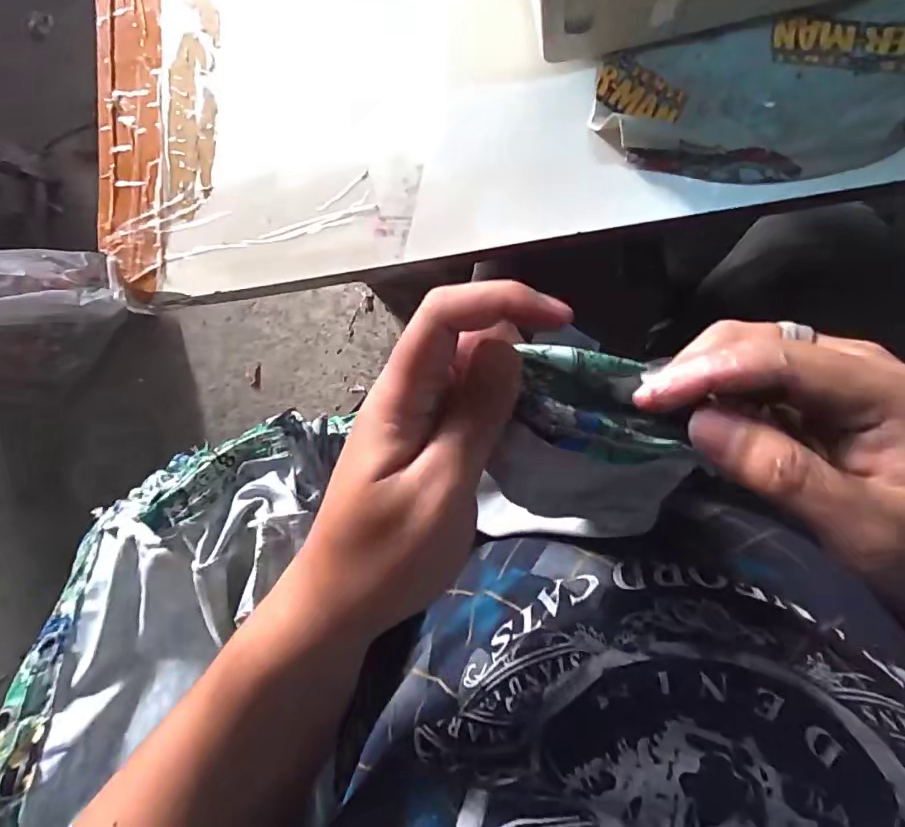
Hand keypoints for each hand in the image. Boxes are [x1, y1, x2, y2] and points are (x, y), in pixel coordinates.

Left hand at [281, 282, 571, 643]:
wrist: (338, 608)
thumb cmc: (384, 559)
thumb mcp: (440, 490)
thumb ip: (474, 415)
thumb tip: (508, 345)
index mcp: (400, 392)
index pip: (443, 312)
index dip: (502, 297)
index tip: (560, 320)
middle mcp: (407, 389)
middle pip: (462, 328)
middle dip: (517, 330)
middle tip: (566, 373)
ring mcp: (417, 411)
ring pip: (471, 362)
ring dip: (515, 368)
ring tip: (554, 401)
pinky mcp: (428, 434)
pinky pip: (471, 397)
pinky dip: (504, 399)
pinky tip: (527, 425)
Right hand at [632, 321, 904, 617]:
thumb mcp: (859, 528)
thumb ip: (779, 472)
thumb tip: (699, 423)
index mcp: (880, 387)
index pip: (777, 357)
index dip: (707, 371)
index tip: (650, 397)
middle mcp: (862, 364)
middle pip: (764, 340)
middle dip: (700, 364)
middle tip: (649, 402)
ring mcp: (849, 375)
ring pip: (762, 352)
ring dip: (711, 374)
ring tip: (666, 406)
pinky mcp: (836, 395)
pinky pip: (772, 379)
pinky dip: (732, 392)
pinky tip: (708, 413)